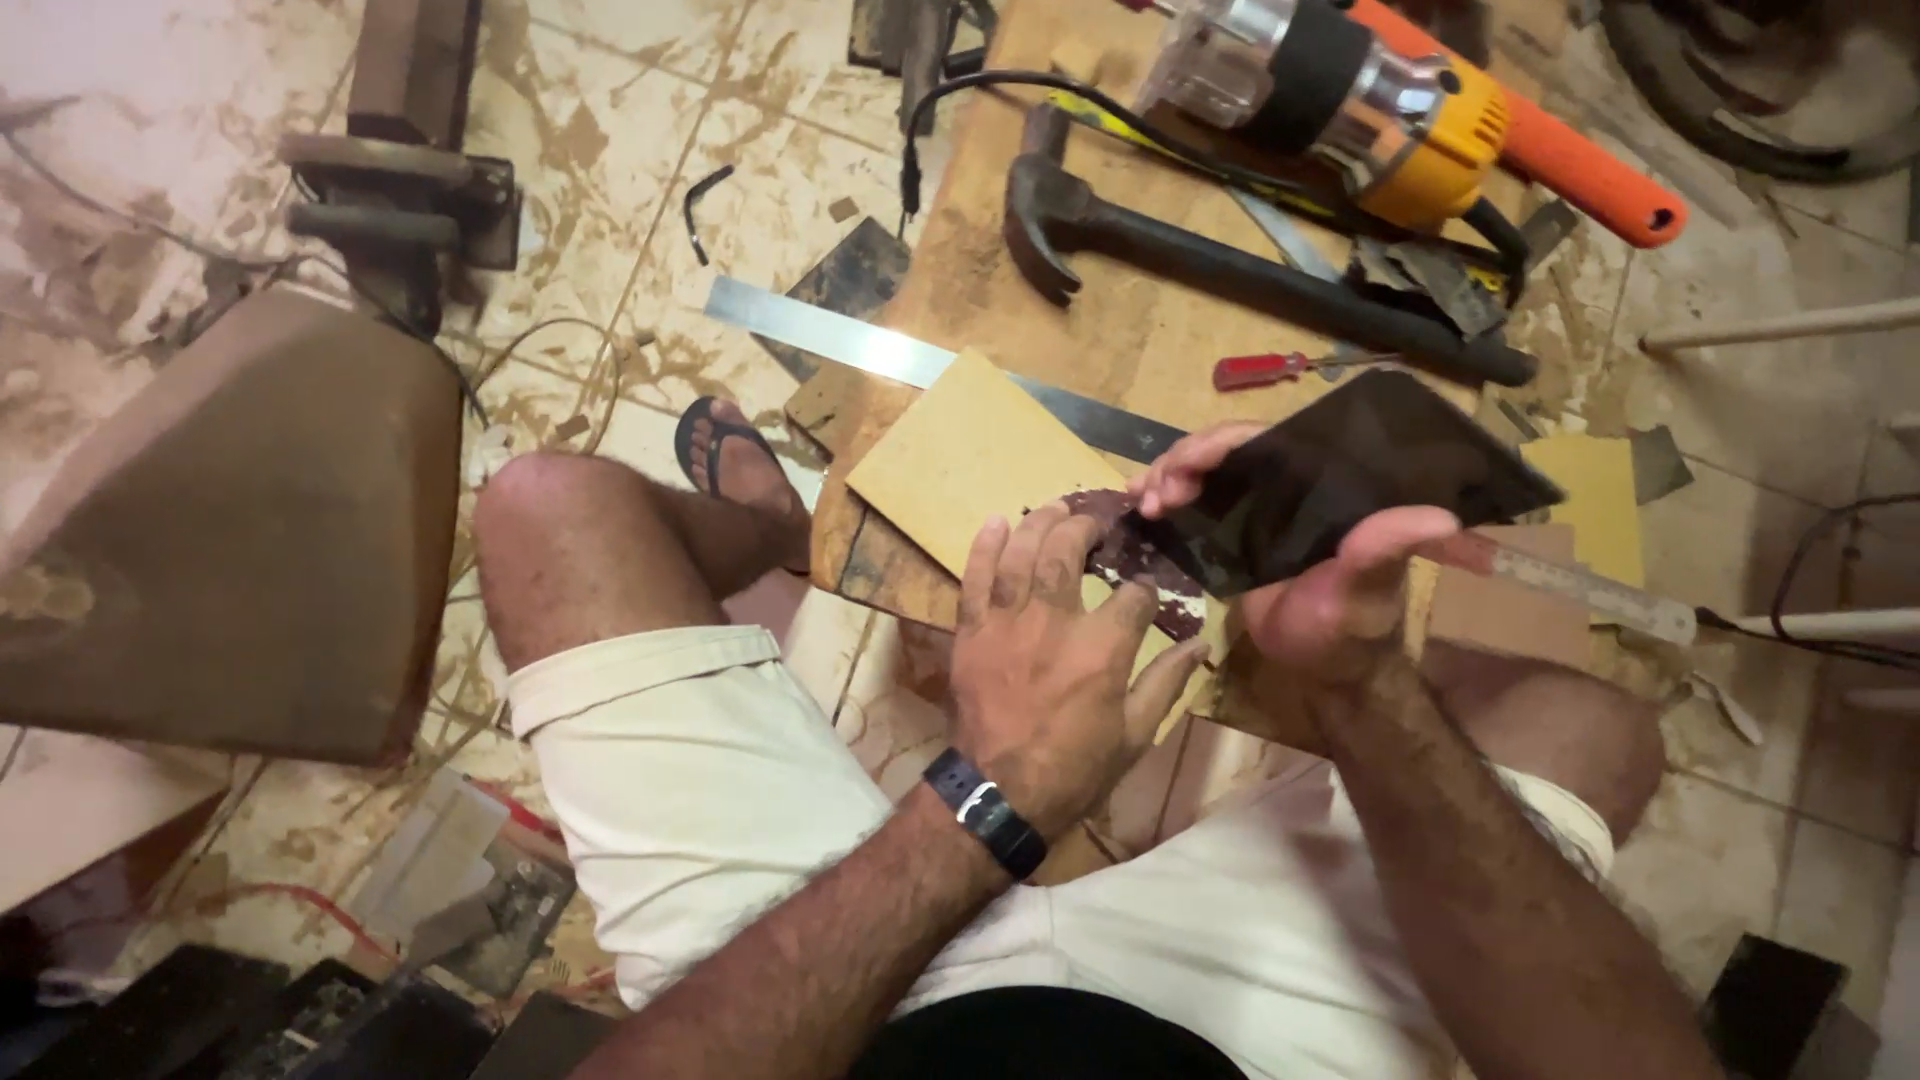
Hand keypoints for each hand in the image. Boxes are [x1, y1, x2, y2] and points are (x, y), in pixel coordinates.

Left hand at [949, 502, 1209, 840]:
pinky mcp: (971, 632)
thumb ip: (1167, 681)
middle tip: (1097, 521)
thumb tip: (1201, 643)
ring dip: (1038, 523)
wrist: (1000, 793)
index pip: (1132, 596)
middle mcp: (1054, 622)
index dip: (1144, 590)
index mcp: (1102, 648)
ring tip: (1054, 506)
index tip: (1145, 593)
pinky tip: (996, 522)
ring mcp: (1006, 622)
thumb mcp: (1136, 734)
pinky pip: (974, 578)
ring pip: (1020, 554)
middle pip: (1067, 552)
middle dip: (1086, 527)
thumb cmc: (1075, 768)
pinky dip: (984, 547)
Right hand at [1129, 422, 1459, 681]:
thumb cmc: (1351, 631)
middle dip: (1180, 462)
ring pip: (1204, 472)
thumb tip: (1439, 516)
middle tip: (1150, 495)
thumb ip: (1384, 551)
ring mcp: (1258, 508)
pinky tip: (1138, 509)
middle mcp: (1288, 486)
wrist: (1324, 670)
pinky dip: (1165, 499)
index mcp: (1321, 485)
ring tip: (1139, 503)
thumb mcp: (1365, 592)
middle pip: (1225, 450)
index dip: (1216, 444)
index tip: (1178, 468)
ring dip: (1165, 478)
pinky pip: (1196, 502)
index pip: (1263, 441)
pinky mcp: (1234, 533)